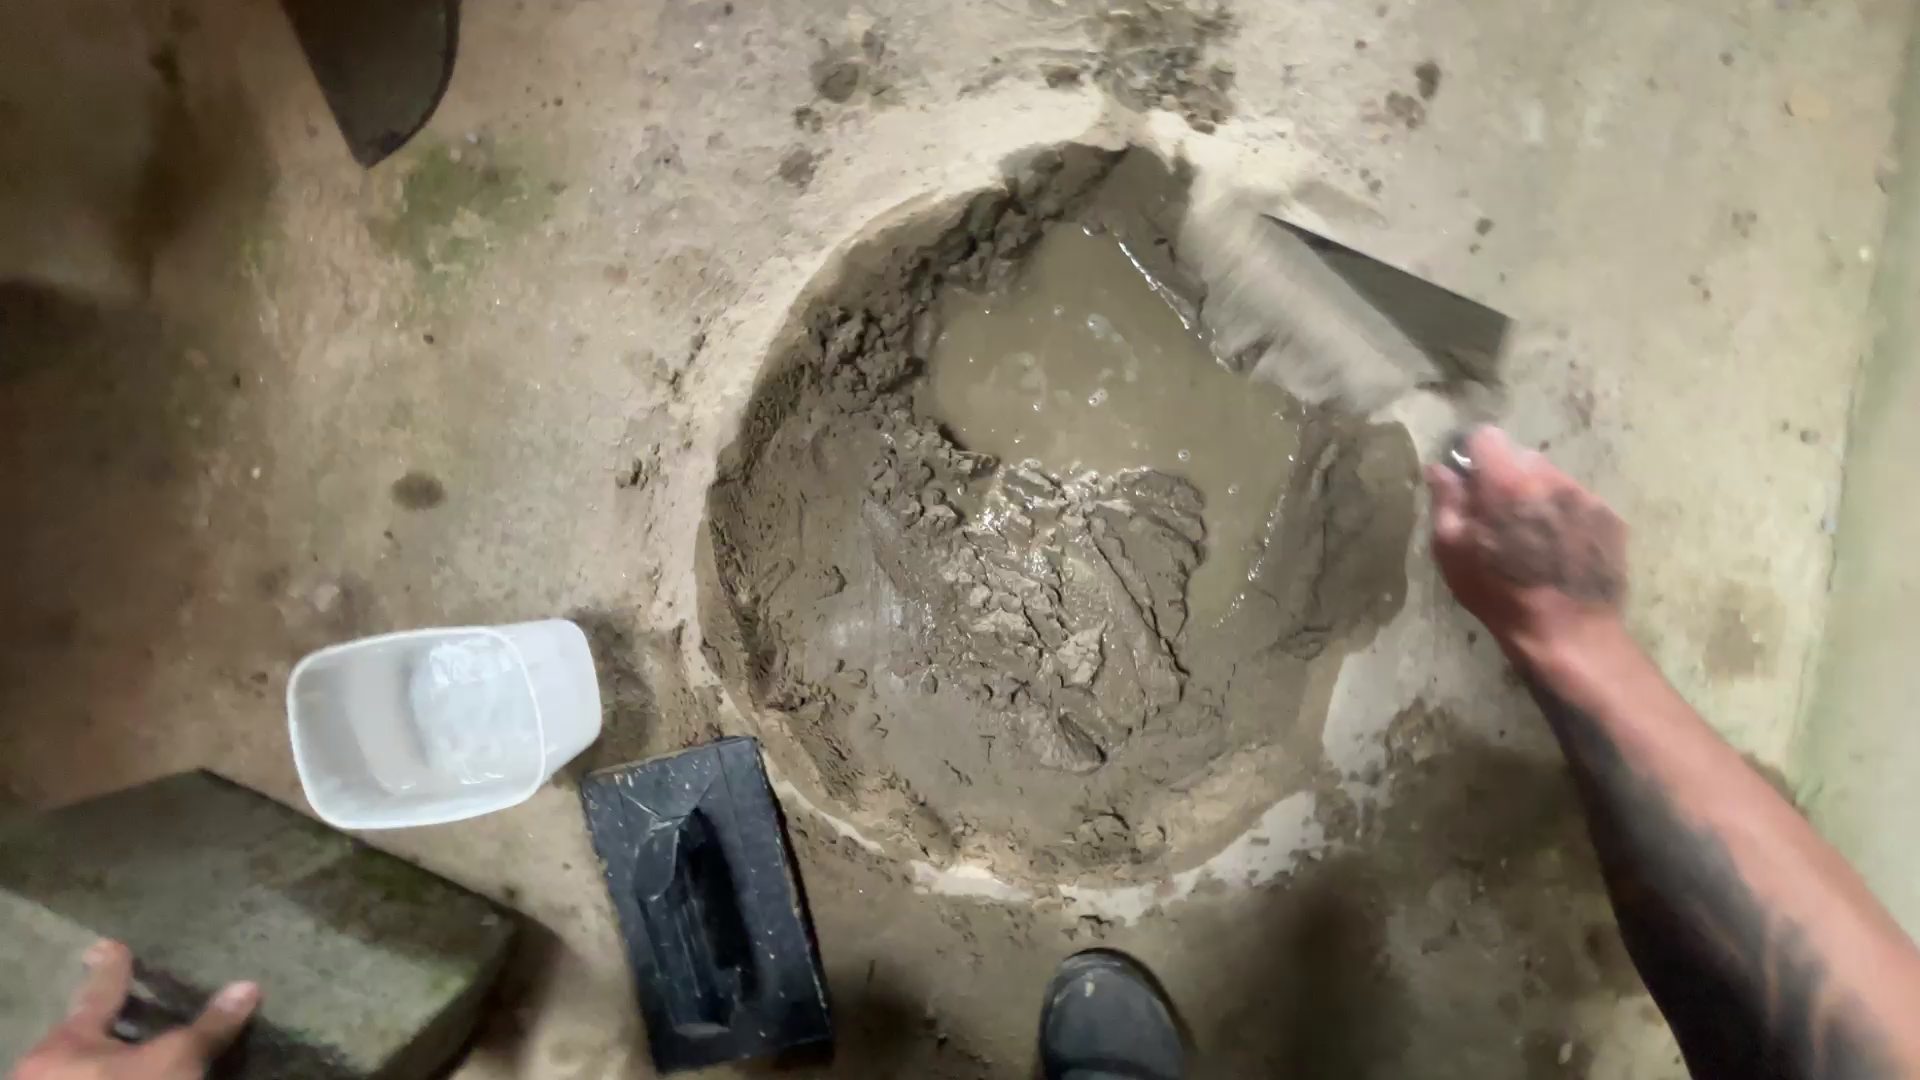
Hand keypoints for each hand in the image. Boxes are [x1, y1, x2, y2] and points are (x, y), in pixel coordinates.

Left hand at [10, 941, 259, 1079]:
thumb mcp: (176, 1061)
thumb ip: (209, 1024)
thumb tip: (246, 986)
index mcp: (59, 1050)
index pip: (97, 996)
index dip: (110, 969)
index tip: (104, 945)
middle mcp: (38, 1075)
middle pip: (74, 1037)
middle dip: (99, 1021)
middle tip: (120, 1000)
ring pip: (74, 1068)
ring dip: (102, 1056)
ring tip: (127, 1042)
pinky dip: (108, 1075)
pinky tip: (129, 1073)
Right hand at [1425, 426, 1627, 657]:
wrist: (1566, 631)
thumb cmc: (1495, 591)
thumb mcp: (1451, 549)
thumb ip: (1446, 502)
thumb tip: (1440, 469)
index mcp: (1507, 484)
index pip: (1486, 438)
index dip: (1470, 454)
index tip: (1464, 480)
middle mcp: (1551, 480)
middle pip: (1520, 455)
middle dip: (1502, 476)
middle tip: (1491, 514)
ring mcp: (1586, 498)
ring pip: (1550, 477)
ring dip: (1532, 493)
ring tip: (1525, 533)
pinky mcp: (1610, 518)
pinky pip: (1575, 500)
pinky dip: (1559, 512)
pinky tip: (1552, 546)